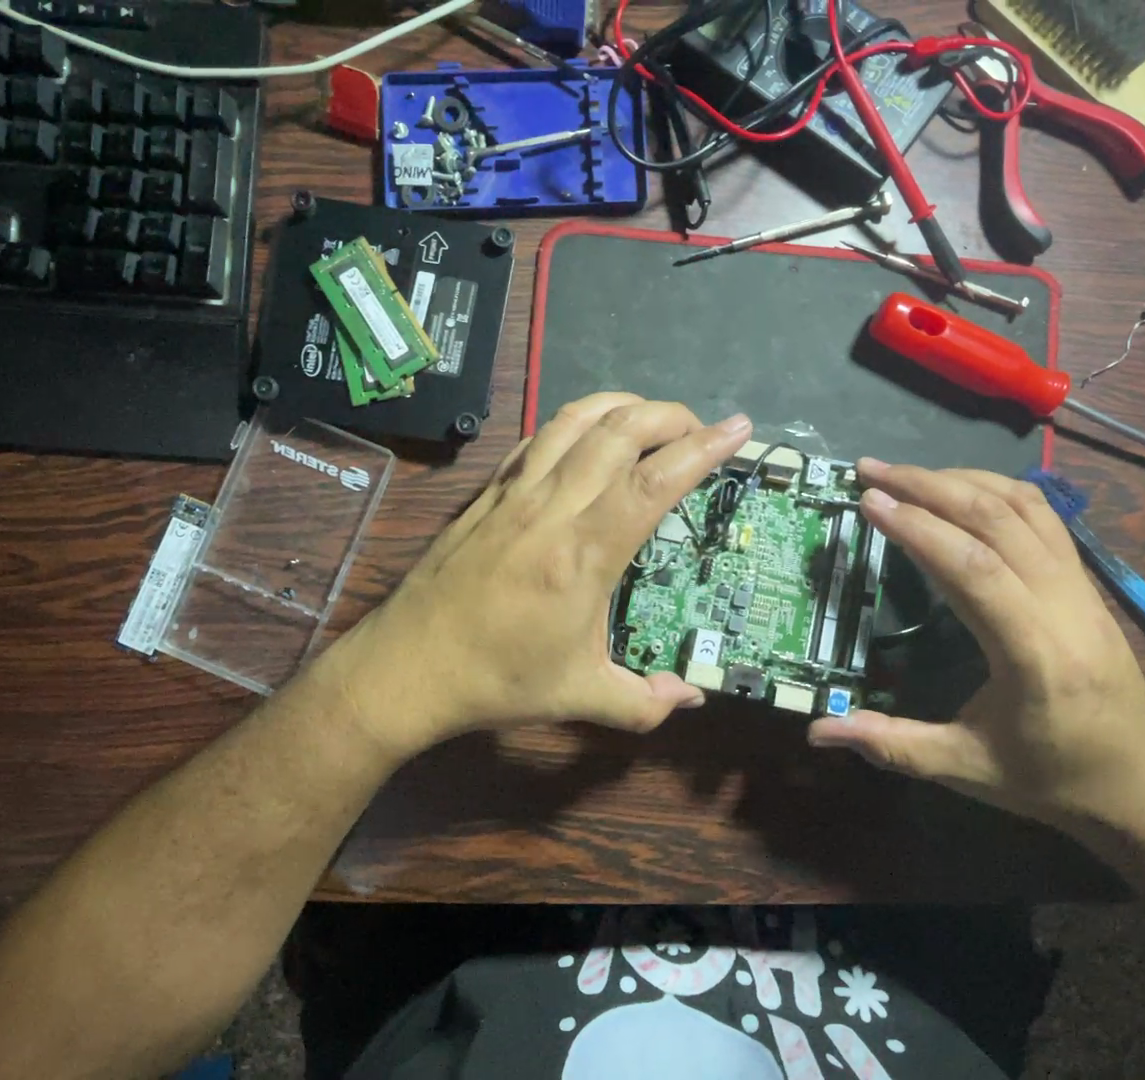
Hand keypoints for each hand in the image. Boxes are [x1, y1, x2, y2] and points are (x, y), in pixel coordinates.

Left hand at [317, 393, 753, 755]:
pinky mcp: (486, 496)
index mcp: (582, 556)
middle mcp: (550, 511)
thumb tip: (690, 697)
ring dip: (620, 405)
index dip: (701, 449)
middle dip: (669, 415)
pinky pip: (534, 439)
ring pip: (572, 422)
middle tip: (699, 427)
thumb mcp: (578, 698)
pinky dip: (571, 423)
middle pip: (617, 432)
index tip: (738, 428)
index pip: (653, 482)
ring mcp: (512, 496)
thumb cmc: (495, 682)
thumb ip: (642, 702)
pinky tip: (584, 435)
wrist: (406, 667)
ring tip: (651, 416)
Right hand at [807, 462, 1144, 827]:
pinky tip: (958, 490)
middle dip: (929, 486)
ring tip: (904, 474)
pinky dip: (995, 490)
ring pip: (1025, 508)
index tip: (868, 501)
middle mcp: (1065, 608)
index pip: (974, 569)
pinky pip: (1044, 518)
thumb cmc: (1053, 780)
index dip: (919, 528)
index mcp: (1035, 655)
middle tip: (869, 470)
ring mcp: (1082, 589)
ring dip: (961, 479)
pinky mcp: (1085, 584)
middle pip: (999, 520)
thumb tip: (817, 732)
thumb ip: (891, 745)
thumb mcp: (966, 768)